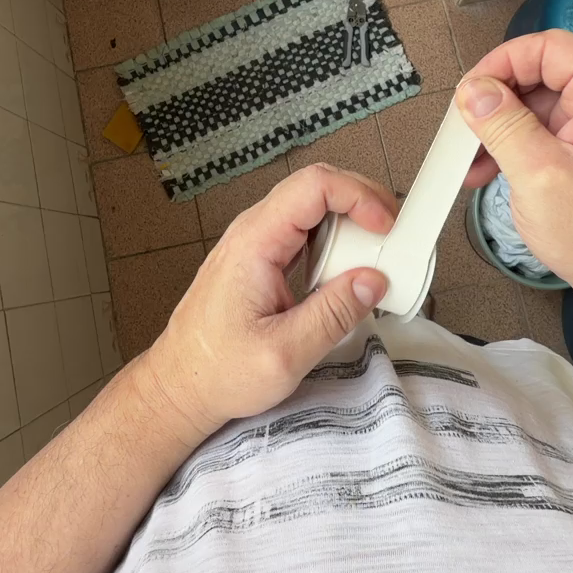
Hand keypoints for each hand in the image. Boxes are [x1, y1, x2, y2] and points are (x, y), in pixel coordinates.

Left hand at [139, 164, 395, 441]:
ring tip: (376, 256)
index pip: (313, 187)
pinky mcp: (263, 258)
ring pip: (313, 207)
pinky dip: (335, 242)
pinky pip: (306, 232)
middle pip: (316, 187)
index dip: (357, 196)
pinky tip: (349, 271)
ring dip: (351, 223)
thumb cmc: (218, 373)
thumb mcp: (284, 354)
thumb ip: (333, 315)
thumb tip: (374, 281)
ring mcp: (257, 242)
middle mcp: (253, 232)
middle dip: (362, 202)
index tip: (386, 226)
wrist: (179, 385)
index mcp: (255, 243)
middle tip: (393, 236)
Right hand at [457, 30, 572, 331]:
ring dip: (499, 127)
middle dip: (497, 100)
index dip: (505, 62)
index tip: (472, 89)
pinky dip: (513, 143)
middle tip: (466, 126)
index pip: (553, 48)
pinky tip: (488, 168)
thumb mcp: (540, 178)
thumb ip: (503, 126)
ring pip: (536, 102)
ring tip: (472, 159)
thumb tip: (474, 90)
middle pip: (542, 73)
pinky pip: (542, 127)